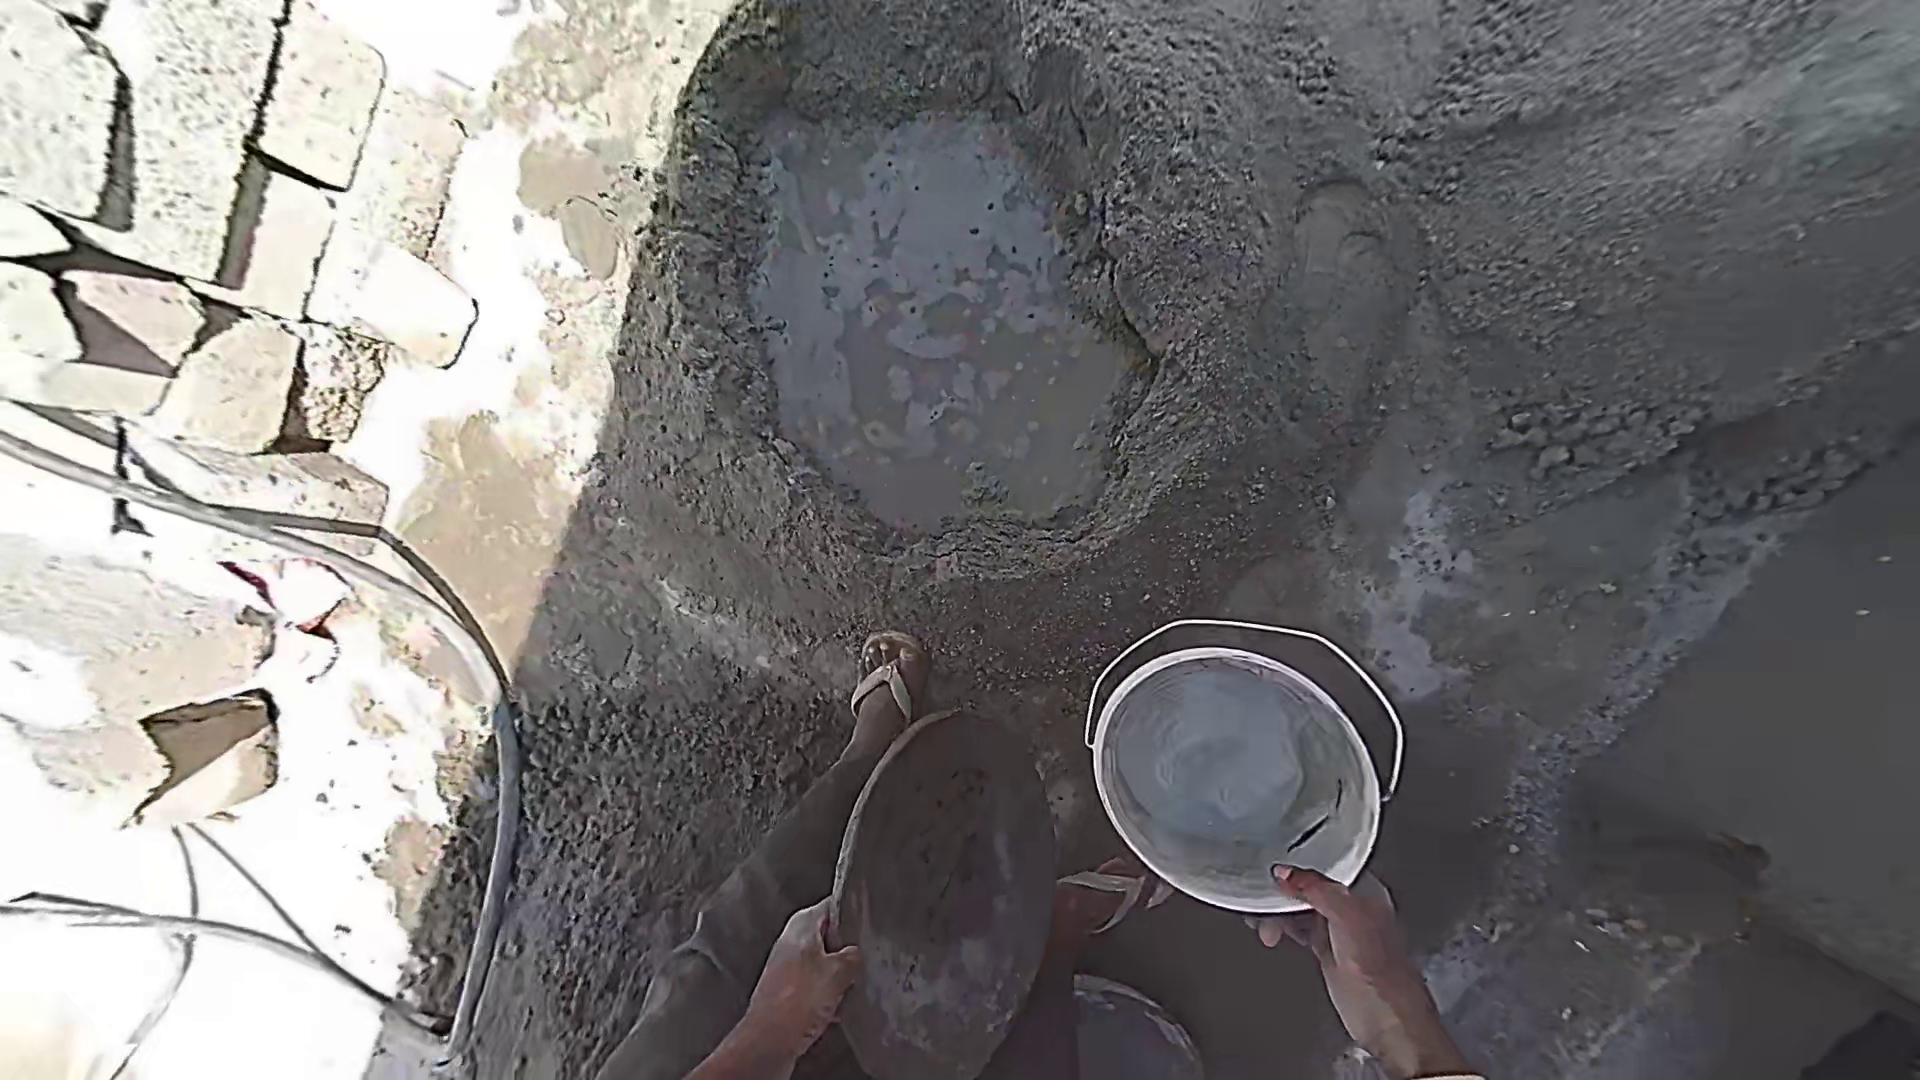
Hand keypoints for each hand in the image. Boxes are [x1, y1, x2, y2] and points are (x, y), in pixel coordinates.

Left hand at [739, 898, 862, 1057]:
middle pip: (829, 935)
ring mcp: (786, 966)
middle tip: (863, 958)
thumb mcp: (838, 972)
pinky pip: (813, 986)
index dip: (854, 911)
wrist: (767, 1045)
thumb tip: (856, 955)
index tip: (869, 921)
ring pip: (823, 963)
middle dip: (846, 949)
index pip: (835, 905)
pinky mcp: (785, 992)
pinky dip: (825, 995)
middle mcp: (792, 940)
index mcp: (802, 923)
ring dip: (837, 975)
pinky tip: (837, 1008)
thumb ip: (853, 956)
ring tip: (852, 985)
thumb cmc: (798, 1000)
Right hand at [1254, 866, 1469, 1079]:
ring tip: (1262, 920)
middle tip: (1261, 895)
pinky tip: (1269, 931)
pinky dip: (1277, 925)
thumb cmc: (1383, 977)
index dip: (1296, 858)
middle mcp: (1350, 904)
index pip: (1323, 860)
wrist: (1390, 1028)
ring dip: (1274, 909)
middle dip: (1279, 889)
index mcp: (1363, 889)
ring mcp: (1337, 926)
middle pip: (1305, 882)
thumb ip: (1317, 890)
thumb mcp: (1349, 920)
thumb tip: (1284, 872)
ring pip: (1296, 903)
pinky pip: (1293, 924)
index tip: (1271, 861)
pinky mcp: (1325, 946)